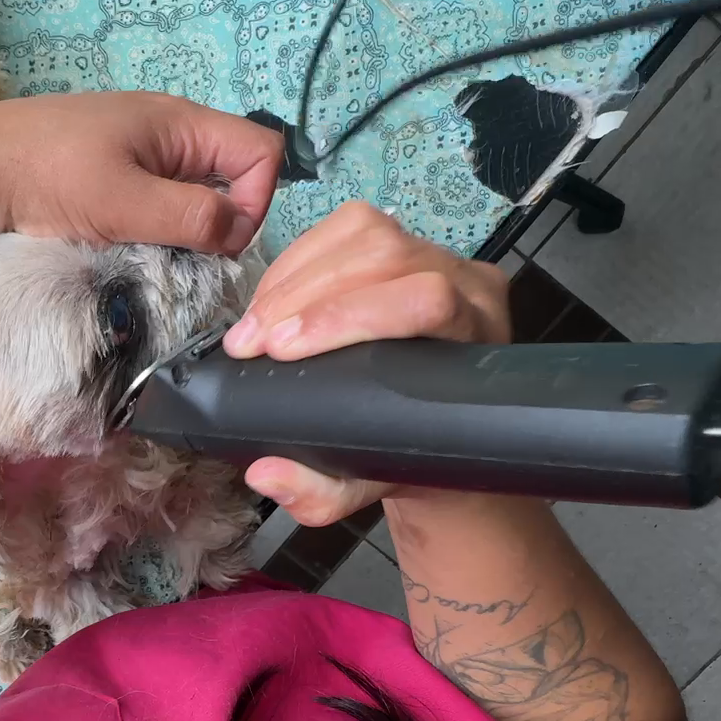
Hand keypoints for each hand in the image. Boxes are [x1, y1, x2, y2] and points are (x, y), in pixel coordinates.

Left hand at [0, 92, 283, 256]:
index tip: (219, 243)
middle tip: (182, 258)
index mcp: (181, 124)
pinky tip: (125, 248)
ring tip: (149, 255)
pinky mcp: (111, 180)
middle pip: (229, 177)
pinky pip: (156, 206)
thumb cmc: (49, 177)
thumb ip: (190, 215)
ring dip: (184, 232)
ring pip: (192, 197)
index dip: (256, 201)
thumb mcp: (126, 201)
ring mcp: (138, 157)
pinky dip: (153, 231)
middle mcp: (167, 135)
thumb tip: (238, 231)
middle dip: (219, 222)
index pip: (261, 153)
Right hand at [221, 201, 511, 524]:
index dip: (345, 317)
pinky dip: (298, 258)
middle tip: (248, 343)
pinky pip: (348, 226)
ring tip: (252, 323)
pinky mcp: (399, 245)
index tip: (281, 350)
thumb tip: (264, 473)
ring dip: (293, 276)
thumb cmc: (404, 457)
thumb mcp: (363, 488)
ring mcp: (435, 258)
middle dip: (302, 297)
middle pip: (386, 255)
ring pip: (365, 232)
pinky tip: (268, 296)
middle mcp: (466, 288)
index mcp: (473, 342)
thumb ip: (317, 493)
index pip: (425, 299)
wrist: (432, 433)